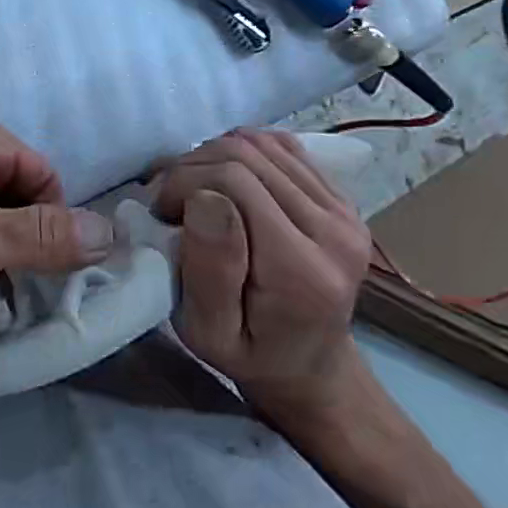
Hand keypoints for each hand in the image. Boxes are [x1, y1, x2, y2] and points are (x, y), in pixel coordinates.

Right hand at [154, 129, 372, 418]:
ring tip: (196, 188)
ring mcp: (345, 210)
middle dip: (195, 165)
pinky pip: (283, 147)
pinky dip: (245, 151)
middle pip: (249, 156)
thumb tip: (205, 197)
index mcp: (303, 271)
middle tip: (171, 199)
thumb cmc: (248, 354)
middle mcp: (335, 232)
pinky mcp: (343, 198)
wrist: (308, 363)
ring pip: (264, 144)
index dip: (186, 181)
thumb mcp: (208, 333)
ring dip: (216, 155)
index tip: (162, 212)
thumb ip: (208, 270)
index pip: (236, 181)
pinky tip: (229, 180)